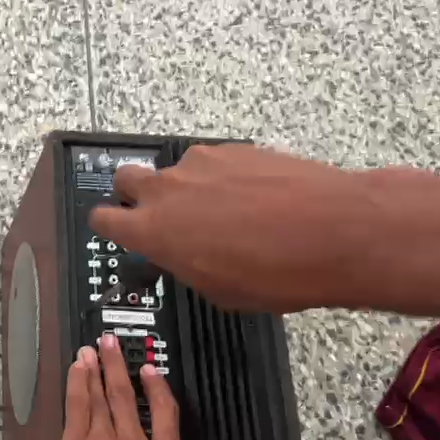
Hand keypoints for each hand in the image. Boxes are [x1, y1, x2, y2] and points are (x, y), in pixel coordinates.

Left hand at [23, 335, 183, 439]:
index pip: (169, 416)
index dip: (159, 388)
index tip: (151, 371)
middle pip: (129, 396)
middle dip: (119, 365)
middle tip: (112, 341)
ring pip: (101, 396)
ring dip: (96, 368)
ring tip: (92, 347)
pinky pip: (77, 407)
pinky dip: (77, 383)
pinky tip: (76, 369)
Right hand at [89, 144, 393, 312]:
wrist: (336, 232)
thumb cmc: (278, 273)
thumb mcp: (217, 290)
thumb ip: (184, 264)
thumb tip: (186, 255)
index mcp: (152, 231)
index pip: (103, 219)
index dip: (108, 225)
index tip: (118, 229)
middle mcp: (167, 190)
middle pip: (125, 178)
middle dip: (135, 194)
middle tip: (162, 214)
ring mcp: (200, 164)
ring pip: (175, 171)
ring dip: (187, 187)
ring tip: (226, 211)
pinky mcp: (233, 149)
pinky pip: (214, 162)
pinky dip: (224, 178)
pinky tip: (254, 199)